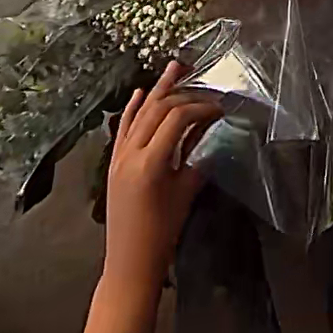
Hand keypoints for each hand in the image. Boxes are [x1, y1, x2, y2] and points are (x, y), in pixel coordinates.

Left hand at [104, 61, 221, 287]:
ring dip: (158, 90)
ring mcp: (118, 156)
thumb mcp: (185, 193)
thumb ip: (196, 157)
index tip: (219, 109)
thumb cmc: (162, 234)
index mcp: (150, 163)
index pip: (176, 118)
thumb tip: (209, 130)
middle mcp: (130, 153)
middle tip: (203, 85)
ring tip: (174, 68)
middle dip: (182, 94)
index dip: (199, 108)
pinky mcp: (113, 162)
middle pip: (157, 110)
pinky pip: (123, 127)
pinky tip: (141, 92)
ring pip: (140, 113)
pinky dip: (133, 108)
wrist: (129, 264)